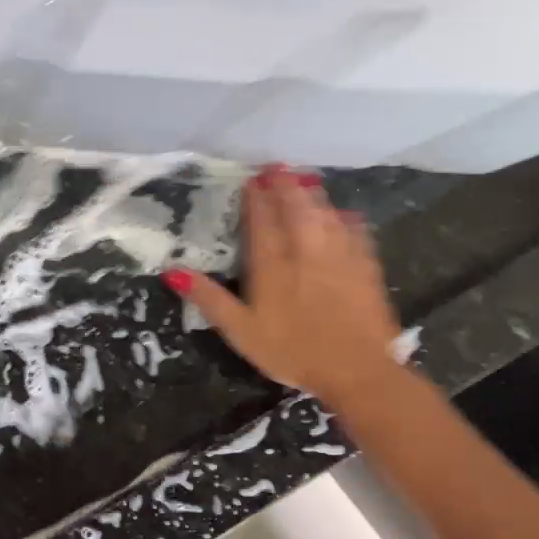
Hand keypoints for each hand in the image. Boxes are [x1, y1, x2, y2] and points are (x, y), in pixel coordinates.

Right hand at [164, 166, 400, 404]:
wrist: (358, 372)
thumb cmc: (291, 351)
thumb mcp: (239, 330)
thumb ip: (208, 298)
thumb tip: (171, 270)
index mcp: (273, 266)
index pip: (263, 223)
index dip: (257, 198)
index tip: (252, 177)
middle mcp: (307, 254)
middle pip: (297, 212)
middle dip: (287, 187)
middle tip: (278, 167)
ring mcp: (341, 261)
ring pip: (327, 218)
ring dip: (315, 197)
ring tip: (306, 180)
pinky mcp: (366, 272)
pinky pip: (356, 236)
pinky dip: (347, 220)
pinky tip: (345, 214)